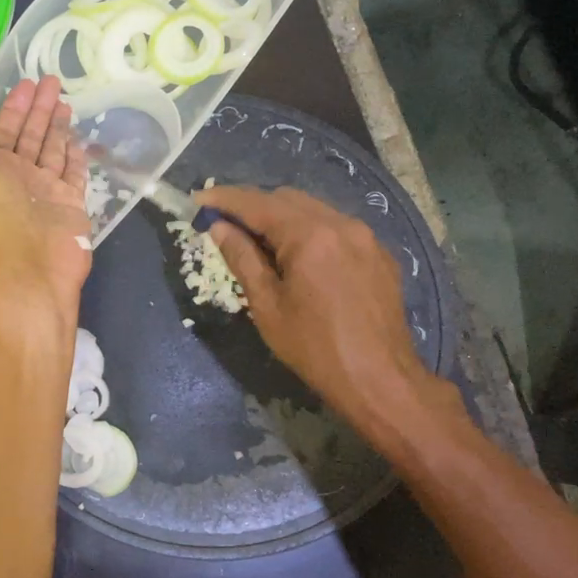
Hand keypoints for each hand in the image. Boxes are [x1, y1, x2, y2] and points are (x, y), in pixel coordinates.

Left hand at [0, 77, 90, 321]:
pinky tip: (79, 138)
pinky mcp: (69, 205)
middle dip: (39, 110)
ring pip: (51, 152)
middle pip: (29, 137)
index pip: (2, 131)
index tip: (27, 83)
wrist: (29, 268)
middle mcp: (16, 179)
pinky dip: (74, 157)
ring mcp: (44, 193)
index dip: (13, 108)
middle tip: (55, 79)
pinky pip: (72, 175)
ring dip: (57, 128)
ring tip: (68, 100)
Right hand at [196, 186, 456, 432]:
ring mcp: (366, 237)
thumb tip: (220, 228)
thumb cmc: (313, 346)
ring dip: (281, 217)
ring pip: (313, 210)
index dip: (224, 199)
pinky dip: (308, 230)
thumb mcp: (266, 305)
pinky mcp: (379, 254)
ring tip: (257, 241)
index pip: (257, 204)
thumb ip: (242, 259)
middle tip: (224, 224)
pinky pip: (336, 227)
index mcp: (310, 237)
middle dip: (252, 206)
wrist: (379, 378)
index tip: (198, 200)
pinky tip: (296, 257)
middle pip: (287, 199)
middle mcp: (341, 225)